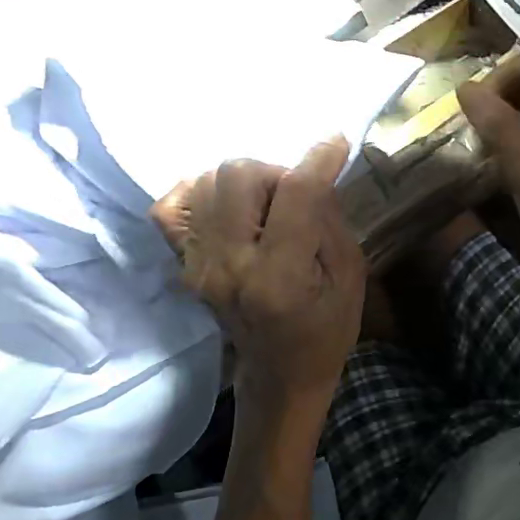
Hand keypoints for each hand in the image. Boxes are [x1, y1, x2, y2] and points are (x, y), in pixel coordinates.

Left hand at [151, 138, 366, 407]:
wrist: (280, 376)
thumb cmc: (326, 328)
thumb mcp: (349, 274)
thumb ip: (329, 217)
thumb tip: (314, 167)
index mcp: (278, 276)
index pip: (294, 192)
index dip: (318, 159)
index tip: (335, 143)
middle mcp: (227, 265)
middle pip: (237, 174)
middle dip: (275, 172)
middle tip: (294, 195)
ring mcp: (197, 265)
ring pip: (207, 181)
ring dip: (243, 182)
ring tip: (264, 207)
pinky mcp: (183, 265)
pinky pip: (170, 208)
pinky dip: (197, 194)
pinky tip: (226, 207)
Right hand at [457, 52, 519, 299]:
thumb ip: (500, 124)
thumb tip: (465, 87)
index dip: (505, 77)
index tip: (475, 101)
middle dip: (495, 97)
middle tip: (464, 117)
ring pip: (519, 115)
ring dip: (492, 120)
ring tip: (464, 131)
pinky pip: (517, 139)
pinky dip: (496, 141)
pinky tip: (475, 151)